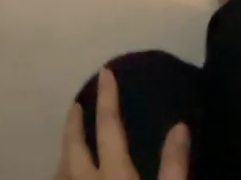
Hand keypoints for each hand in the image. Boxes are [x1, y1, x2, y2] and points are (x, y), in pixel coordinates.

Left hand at [57, 67, 189, 179]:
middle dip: (73, 124)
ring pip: (61, 171)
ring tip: (68, 138)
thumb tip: (180, 125)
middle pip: (73, 149)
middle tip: (74, 105)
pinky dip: (61, 174)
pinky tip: (65, 173)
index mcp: (113, 173)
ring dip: (64, 151)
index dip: (107, 97)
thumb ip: (173, 165)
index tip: (105, 71)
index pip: (108, 126)